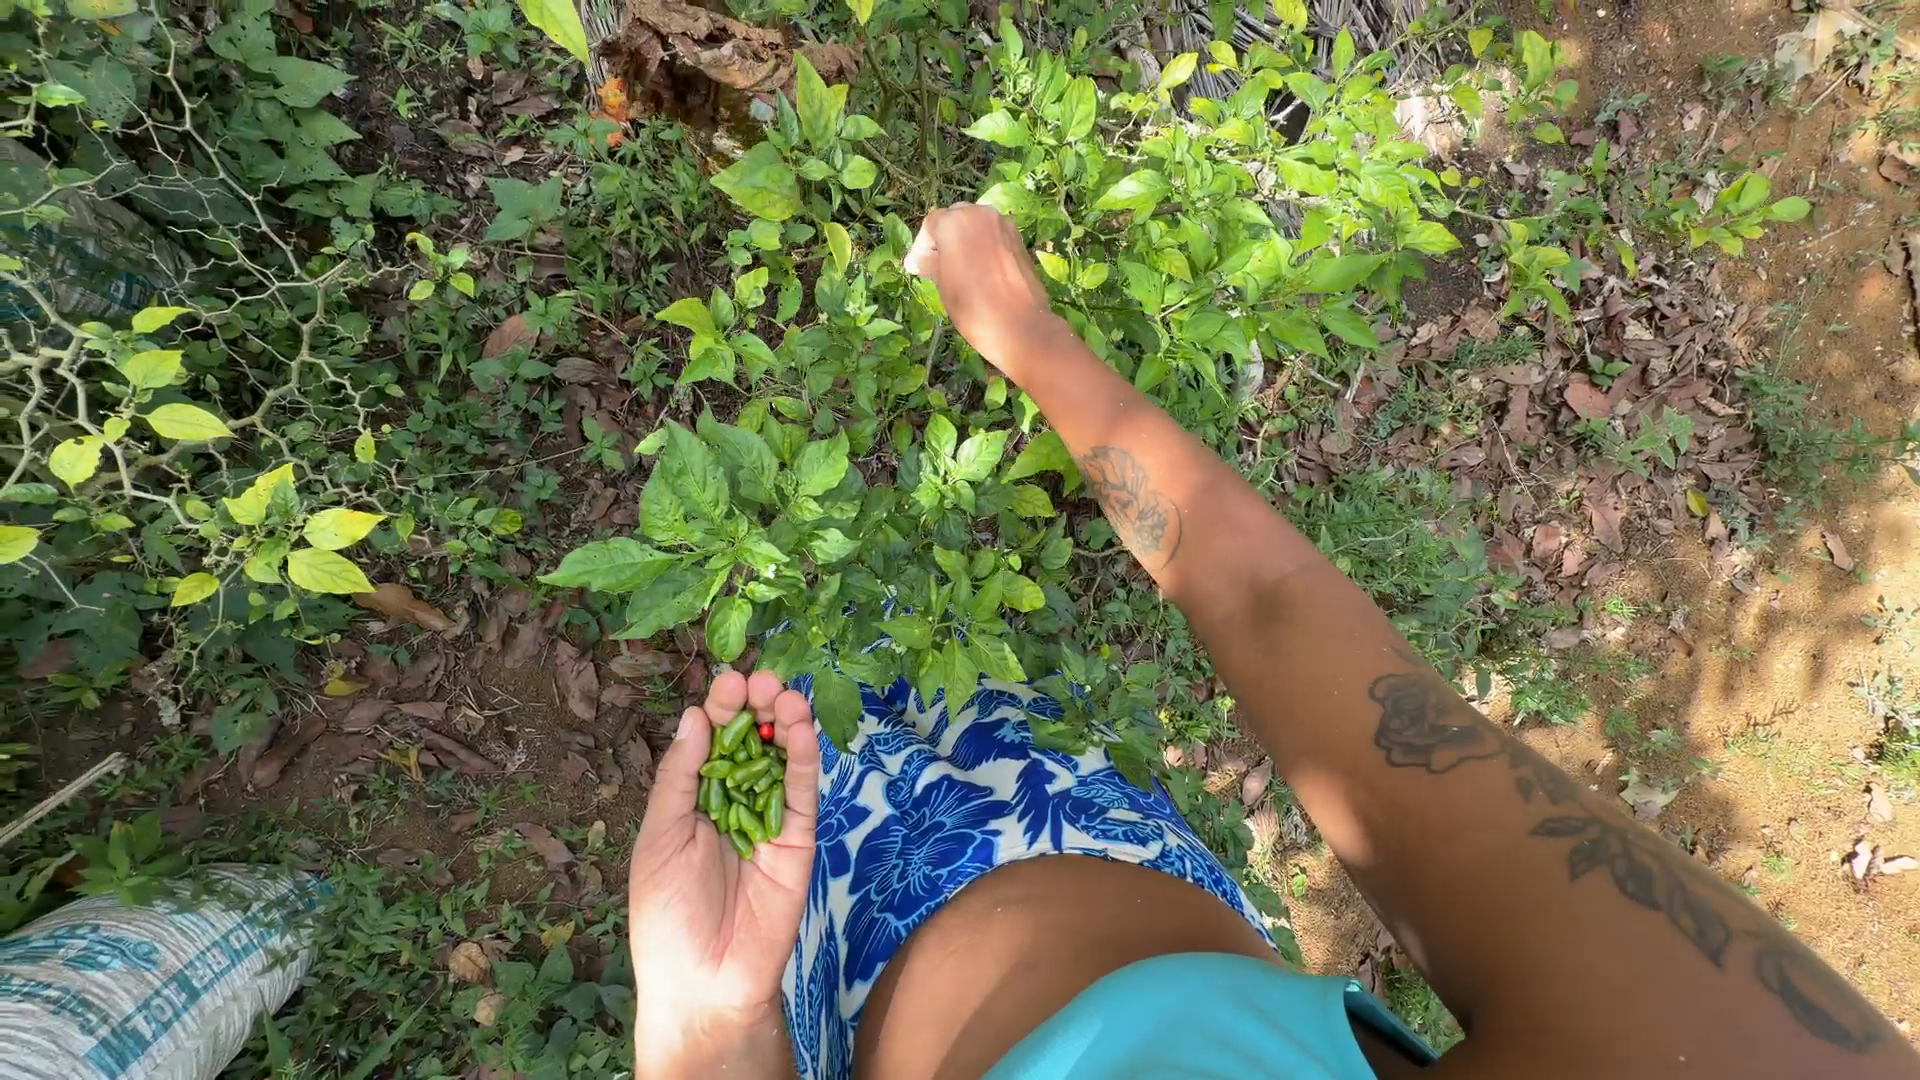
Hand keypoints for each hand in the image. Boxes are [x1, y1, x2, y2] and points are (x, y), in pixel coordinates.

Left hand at [628, 669, 819, 1075]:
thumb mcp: (661, 838)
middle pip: (754, 740)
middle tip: (766, 680)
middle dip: (760, 707)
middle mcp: (737, 797)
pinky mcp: (799, 835)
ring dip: (787, 723)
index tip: (731, 679)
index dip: (723, 708)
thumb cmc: (667, 911)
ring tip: (786, 696)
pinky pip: (804, 790)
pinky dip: (805, 759)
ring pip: (784, 758)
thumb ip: (681, 777)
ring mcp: (772, 814)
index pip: (715, 740)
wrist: (703, 980)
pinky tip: (801, 731)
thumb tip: (695, 716)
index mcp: (699, 796)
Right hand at [905, 202, 1062, 378]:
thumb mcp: (944, 286)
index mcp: (955, 222)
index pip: (930, 225)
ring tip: (958, 269)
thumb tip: (917, 260)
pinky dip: (983, 247)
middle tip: (936, 265)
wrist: (1019, 326)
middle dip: (943, 239)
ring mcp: (1003, 225)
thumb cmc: (973, 307)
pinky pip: (993, 237)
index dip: (921, 246)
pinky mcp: (1019, 240)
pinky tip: (979, 271)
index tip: (916, 268)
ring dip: (964, 242)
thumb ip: (930, 264)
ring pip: (976, 226)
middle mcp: (980, 214)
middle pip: (954, 219)